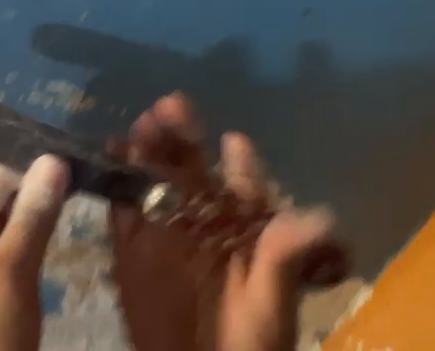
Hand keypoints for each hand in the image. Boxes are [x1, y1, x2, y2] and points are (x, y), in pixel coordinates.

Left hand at [0, 155, 71, 350]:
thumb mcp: (9, 275)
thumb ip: (32, 216)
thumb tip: (53, 158)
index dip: (33, 162)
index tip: (76, 150)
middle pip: (3, 193)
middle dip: (41, 180)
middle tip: (87, 163)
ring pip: (14, 215)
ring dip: (44, 201)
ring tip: (85, 179)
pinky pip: (18, 239)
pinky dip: (41, 227)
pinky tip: (67, 214)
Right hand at [111, 94, 346, 350]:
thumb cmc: (247, 347)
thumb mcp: (273, 305)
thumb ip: (284, 257)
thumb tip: (322, 220)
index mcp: (242, 224)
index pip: (243, 182)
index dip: (240, 161)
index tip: (235, 144)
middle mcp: (203, 214)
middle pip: (192, 163)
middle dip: (183, 132)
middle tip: (173, 108)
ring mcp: (164, 225)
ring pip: (155, 171)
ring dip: (149, 144)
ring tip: (145, 125)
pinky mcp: (130, 243)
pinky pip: (122, 202)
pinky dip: (116, 174)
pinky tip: (112, 152)